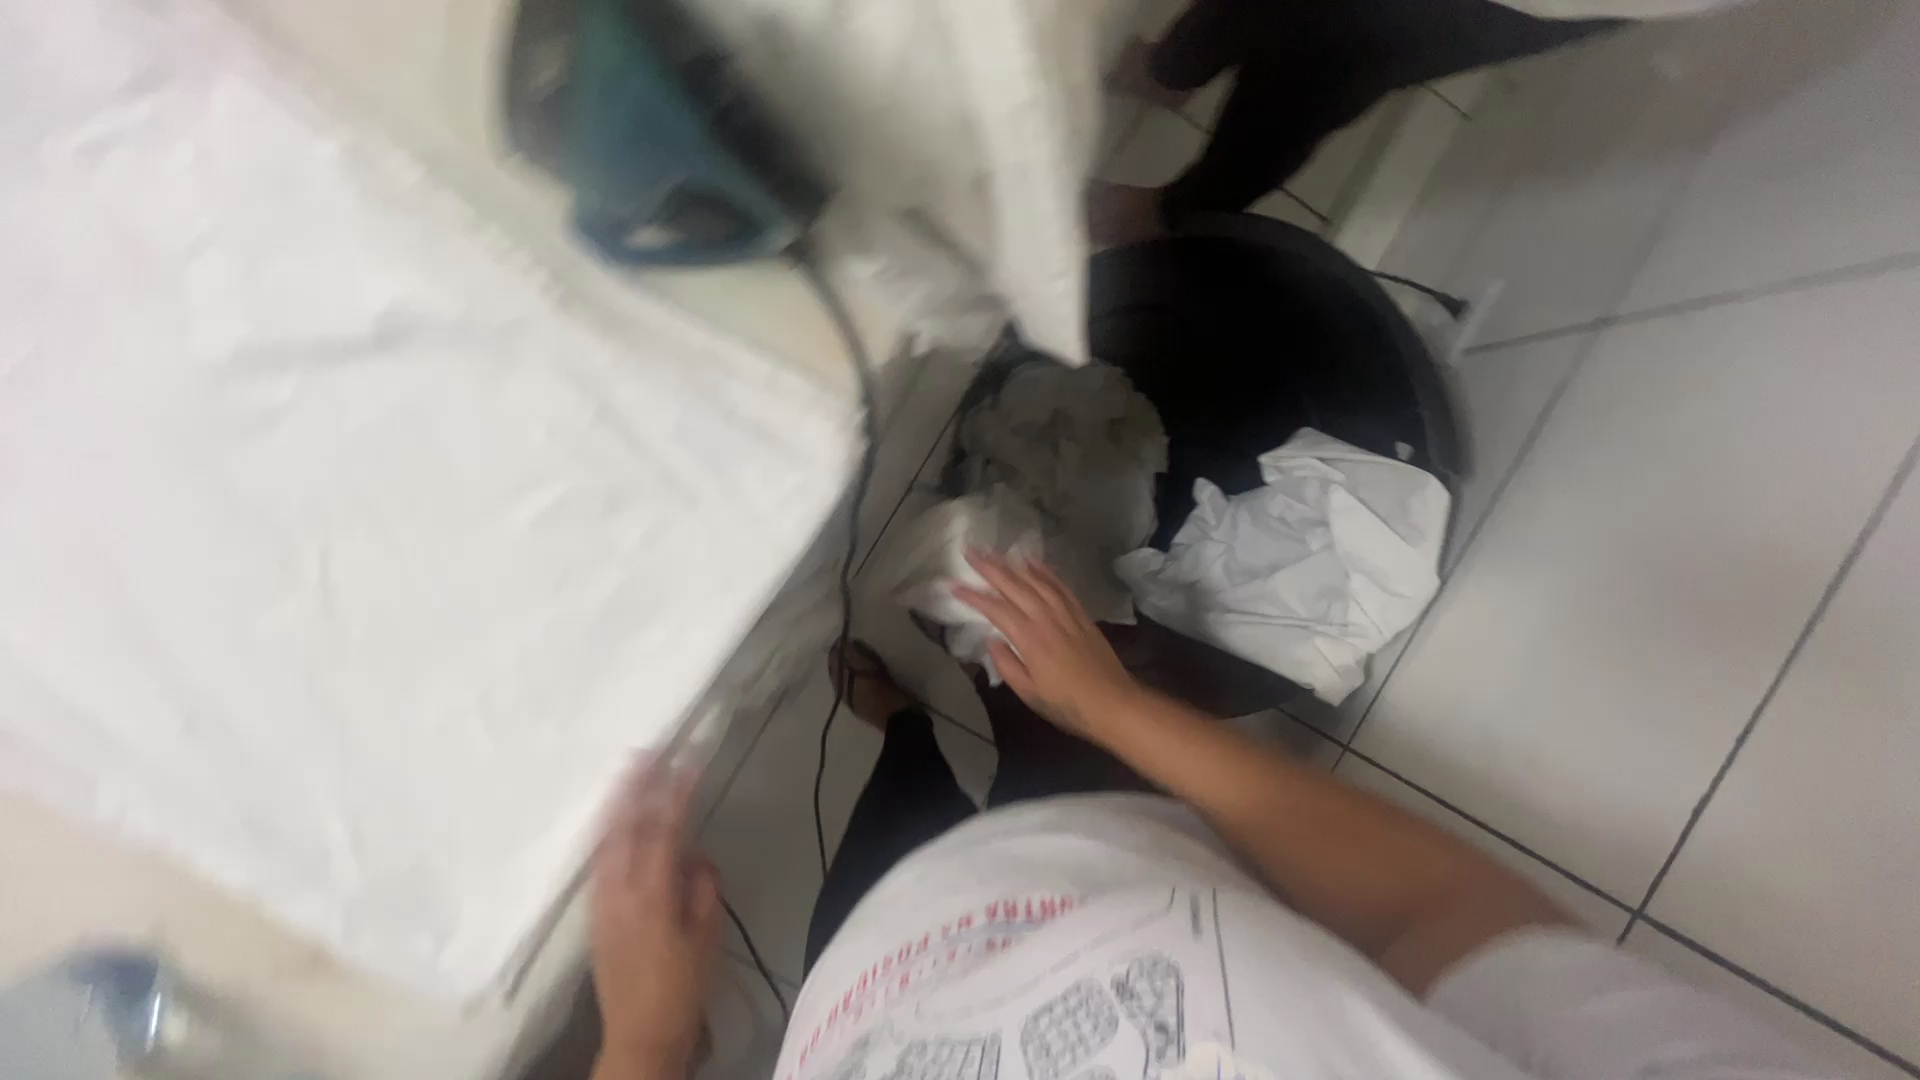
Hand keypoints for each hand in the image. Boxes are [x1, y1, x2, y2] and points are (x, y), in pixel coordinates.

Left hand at [590, 759, 720, 1079]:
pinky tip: (612, 817)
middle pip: (625, 826)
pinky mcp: (593, 913)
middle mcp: (620, 891)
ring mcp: (601, 901)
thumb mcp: (707, 934)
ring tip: (628, 770)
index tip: (688, 762)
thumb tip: (694, 855)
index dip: (676, 794)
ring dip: (616, 801)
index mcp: (653, 894)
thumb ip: (702, 887)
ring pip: (605, 839)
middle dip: (636, 786)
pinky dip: (606, 829)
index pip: (665, 830)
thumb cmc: (684, 985)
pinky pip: (597, 858)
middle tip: (647, 750)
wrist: (640, 1035)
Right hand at [953, 550, 1143, 738]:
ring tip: (995, 552)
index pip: (996, 609)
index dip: (974, 596)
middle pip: (1015, 586)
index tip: (954, 585)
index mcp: (1030, 639)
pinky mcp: (1081, 614)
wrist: (1113, 703)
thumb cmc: (1067, 704)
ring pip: (1036, 580)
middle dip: (990, 568)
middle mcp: (1047, 618)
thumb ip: (1006, 664)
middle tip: (971, 552)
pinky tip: (1033, 562)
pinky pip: (1060, 586)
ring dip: (1014, 564)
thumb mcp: (1028, 692)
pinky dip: (1045, 571)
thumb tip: (991, 640)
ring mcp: (1066, 613)